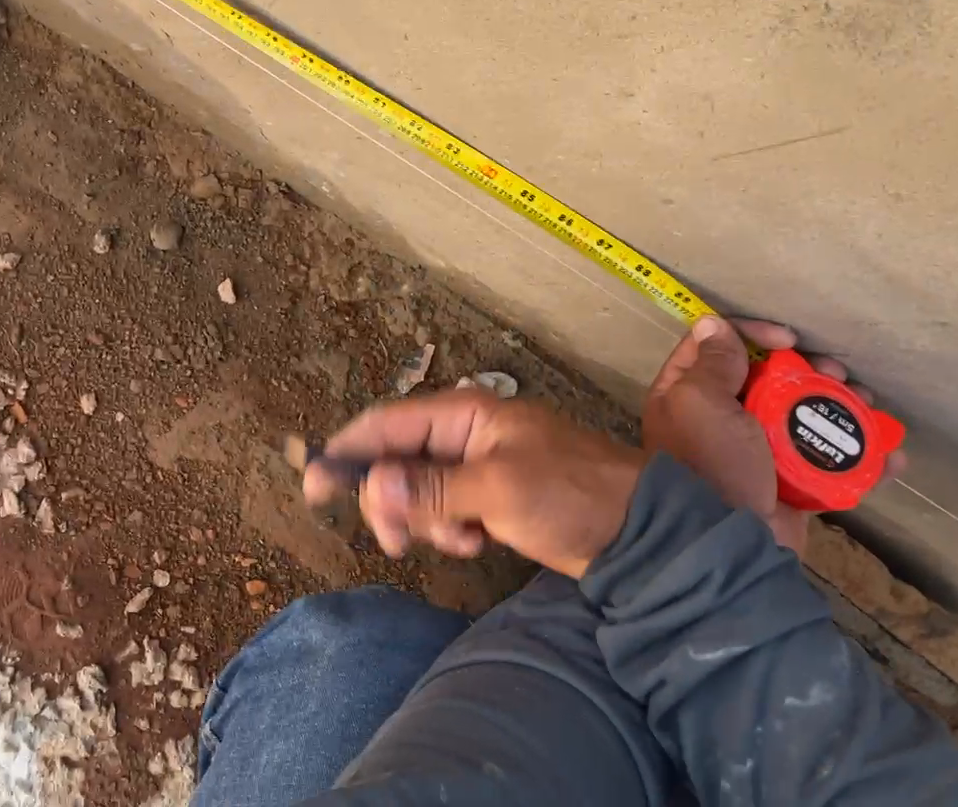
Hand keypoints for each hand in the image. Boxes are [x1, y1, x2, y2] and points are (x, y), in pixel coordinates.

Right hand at [303, 389, 646, 577]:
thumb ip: (433, 487)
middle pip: (394, 461)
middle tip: (398, 541)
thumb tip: (373, 485)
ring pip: (415, 491)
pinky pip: (442, 510)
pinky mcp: (486, 496)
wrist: (643, 536)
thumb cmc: (573, 496)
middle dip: (392, 501)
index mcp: (462, 415)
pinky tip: (474, 543)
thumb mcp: (500, 490)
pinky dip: (447, 530)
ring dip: (424, 520)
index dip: (345, 452)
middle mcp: (460, 435)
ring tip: (460, 540)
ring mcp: (473, 466)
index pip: (385, 424)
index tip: (313, 485)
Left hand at [643, 315, 902, 554]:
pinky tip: (892, 452)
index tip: (787, 338)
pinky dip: (864, 456)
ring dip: (842, 405)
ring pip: (805, 416)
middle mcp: (719, 417)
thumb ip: (712, 364)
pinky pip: (832, 463)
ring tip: (866, 403)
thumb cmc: (707, 459)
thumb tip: (713, 325)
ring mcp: (758, 450)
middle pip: (770, 378)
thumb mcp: (700, 401)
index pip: (716, 345)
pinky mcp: (791, 483)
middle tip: (837, 371)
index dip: (751, 333)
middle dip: (810, 369)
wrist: (722, 536)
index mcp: (687, 393)